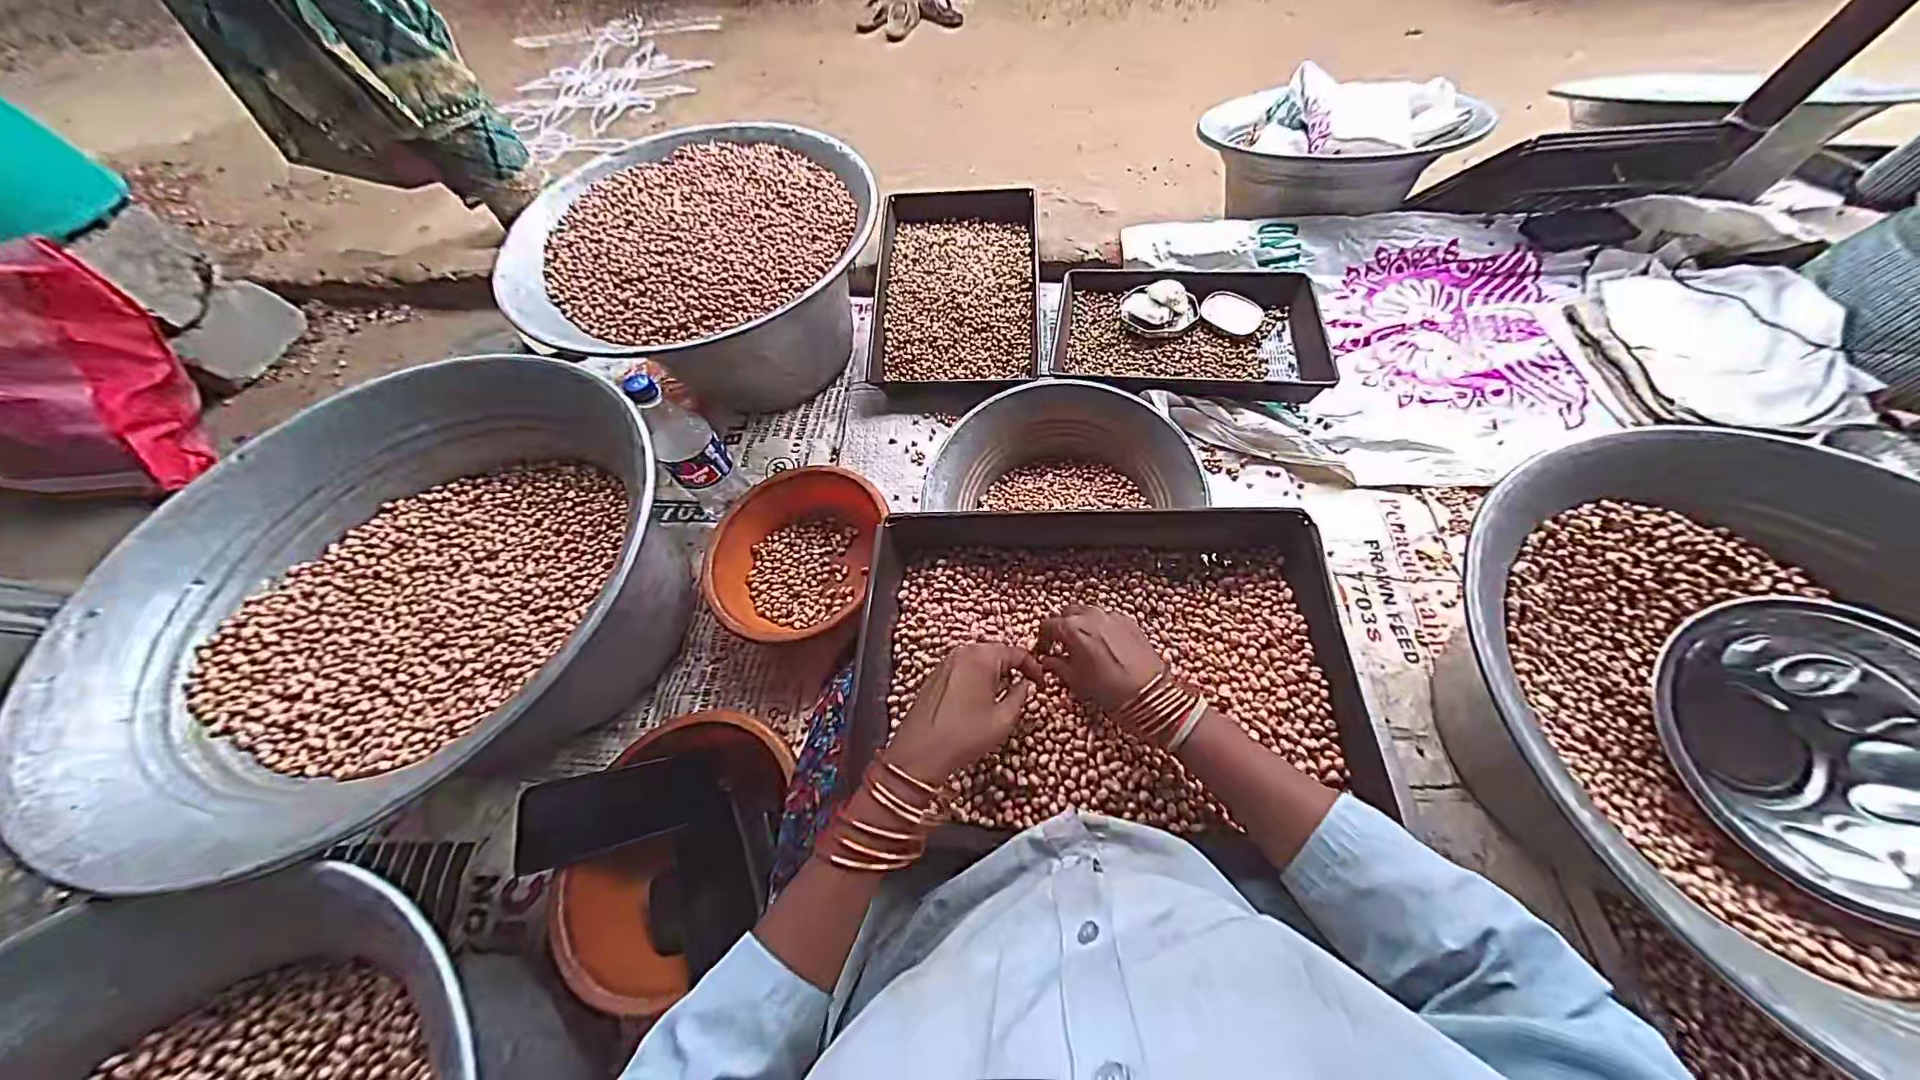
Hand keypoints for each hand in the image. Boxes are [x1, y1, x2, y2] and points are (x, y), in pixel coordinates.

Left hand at [885, 642, 1042, 780]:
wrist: (919, 753)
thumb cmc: (964, 736)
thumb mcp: (1002, 719)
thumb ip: (1020, 696)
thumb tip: (1026, 685)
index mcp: (980, 657)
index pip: (1015, 652)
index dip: (1033, 667)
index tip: (1040, 683)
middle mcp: (961, 653)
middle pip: (995, 653)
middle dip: (1013, 668)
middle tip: (1026, 688)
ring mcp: (945, 663)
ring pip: (978, 661)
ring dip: (995, 673)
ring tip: (1005, 696)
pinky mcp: (935, 676)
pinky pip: (963, 669)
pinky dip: (977, 678)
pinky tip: (981, 699)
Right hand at [1036, 605, 1164, 712]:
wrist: (1148, 695)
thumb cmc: (1111, 689)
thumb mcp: (1074, 680)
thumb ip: (1057, 665)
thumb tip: (1049, 661)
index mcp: (1073, 628)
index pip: (1048, 625)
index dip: (1043, 639)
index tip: (1044, 649)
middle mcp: (1091, 616)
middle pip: (1067, 613)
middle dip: (1062, 627)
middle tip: (1061, 645)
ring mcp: (1112, 617)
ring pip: (1088, 613)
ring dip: (1081, 625)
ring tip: (1083, 645)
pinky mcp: (1129, 622)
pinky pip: (1108, 619)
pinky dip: (1101, 627)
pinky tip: (1103, 645)